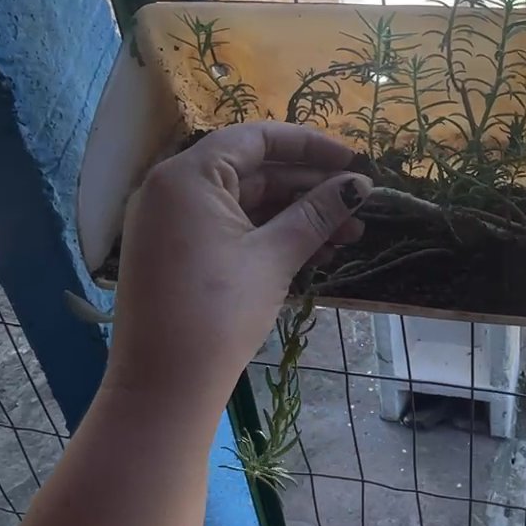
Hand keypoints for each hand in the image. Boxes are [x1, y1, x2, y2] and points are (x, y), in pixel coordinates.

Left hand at [105, 121, 370, 404]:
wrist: (165, 386)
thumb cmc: (219, 310)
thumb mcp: (274, 256)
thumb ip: (318, 213)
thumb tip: (360, 185)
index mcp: (188, 175)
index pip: (256, 138)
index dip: (310, 146)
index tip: (353, 161)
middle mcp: (173, 189)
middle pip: (254, 172)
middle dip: (311, 190)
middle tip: (358, 208)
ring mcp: (173, 223)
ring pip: (248, 205)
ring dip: (298, 217)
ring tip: (347, 238)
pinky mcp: (179, 254)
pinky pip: (232, 230)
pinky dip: (271, 237)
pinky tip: (315, 252)